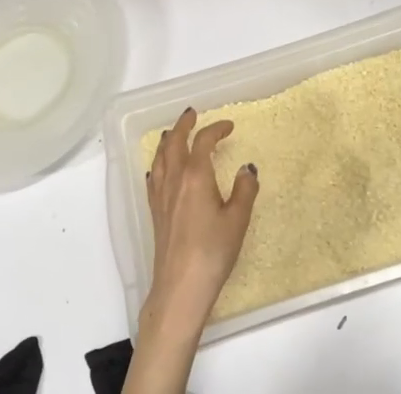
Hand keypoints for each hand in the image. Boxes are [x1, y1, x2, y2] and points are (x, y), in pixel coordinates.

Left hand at [144, 108, 257, 324]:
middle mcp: (174, 180)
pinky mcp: (156, 213)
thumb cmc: (213, 252)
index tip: (229, 126)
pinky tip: (159, 169)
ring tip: (173, 133)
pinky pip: (154, 177)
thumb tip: (246, 168)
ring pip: (160, 158)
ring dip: (168, 141)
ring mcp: (161, 197)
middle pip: (174, 143)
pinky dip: (158, 164)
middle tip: (192, 114)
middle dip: (183, 125)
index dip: (216, 129)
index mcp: (195, 176)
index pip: (203, 142)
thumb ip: (244, 190)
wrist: (181, 286)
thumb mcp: (238, 220)